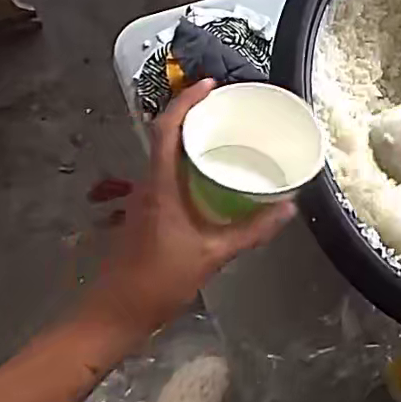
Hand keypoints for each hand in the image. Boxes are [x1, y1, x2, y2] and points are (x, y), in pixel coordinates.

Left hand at [79, 81, 293, 341]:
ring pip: (165, 152)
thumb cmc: (158, 281)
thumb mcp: (213, 254)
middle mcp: (149, 184)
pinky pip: (168, 171)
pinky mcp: (147, 210)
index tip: (211, 85)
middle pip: (165, 134)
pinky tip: (212, 171)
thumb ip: (252, 230)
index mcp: (160, 186)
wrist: (111, 316)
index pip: (166, 130)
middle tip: (228, 105)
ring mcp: (145, 197)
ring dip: (190, 135)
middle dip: (194, 112)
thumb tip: (289, 207)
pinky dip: (188, 159)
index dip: (186, 101)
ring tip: (226, 130)